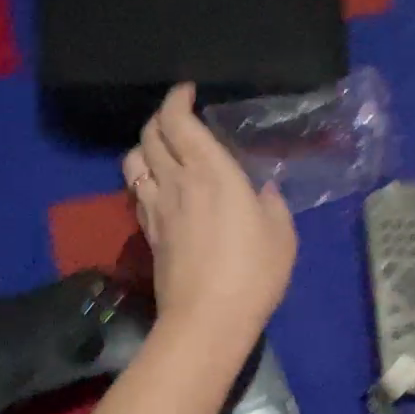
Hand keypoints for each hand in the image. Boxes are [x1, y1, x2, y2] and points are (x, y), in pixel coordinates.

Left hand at [124, 84, 297, 348]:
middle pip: (149, 135)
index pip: (176, 120)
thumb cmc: (252, 274)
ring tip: (162, 152)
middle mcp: (175, 181)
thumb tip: (262, 191)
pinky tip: (160, 189)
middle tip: (178, 120)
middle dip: (160, 119)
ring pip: (133, 162)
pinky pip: (137, 193)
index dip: (176, 99)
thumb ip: (272, 205)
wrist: (207, 320)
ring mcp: (156, 209)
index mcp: (209, 170)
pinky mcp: (148, 235)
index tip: (188, 92)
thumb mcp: (281, 235)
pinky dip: (143, 180)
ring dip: (144, 148)